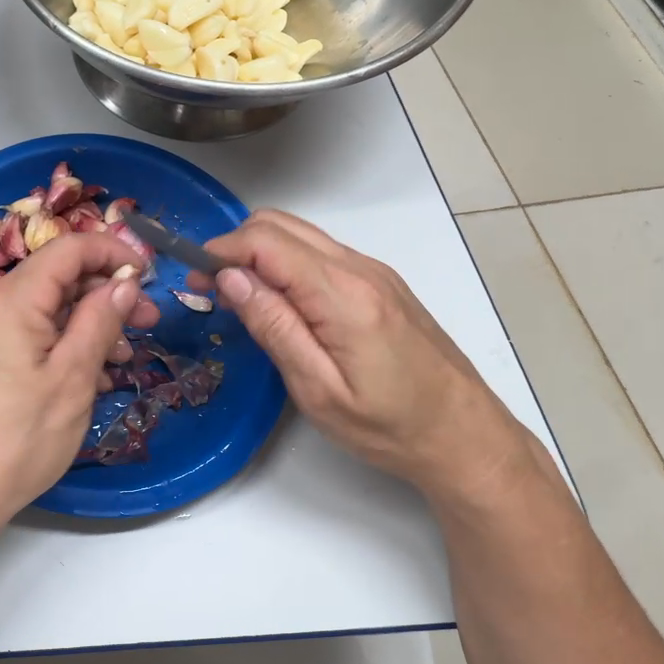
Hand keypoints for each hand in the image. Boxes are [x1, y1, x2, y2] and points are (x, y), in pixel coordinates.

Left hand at [0, 232, 159, 529]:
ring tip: (125, 357)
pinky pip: (37, 332)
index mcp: (14, 298)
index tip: (150, 275)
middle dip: (107, 291)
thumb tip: (126, 281)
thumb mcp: (72, 378)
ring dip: (92, 322)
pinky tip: (95, 376)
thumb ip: (100, 321)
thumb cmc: (21, 436)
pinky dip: (69, 343)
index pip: (69, 248)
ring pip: (51, 306)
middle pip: (60, 275)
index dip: (112, 252)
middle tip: (149, 321)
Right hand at [188, 210, 531, 497]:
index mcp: (342, 295)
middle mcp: (359, 269)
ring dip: (259, 253)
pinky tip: (280, 302)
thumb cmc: (390, 427)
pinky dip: (285, 262)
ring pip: (298, 233)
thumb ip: (273, 326)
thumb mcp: (318, 390)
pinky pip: (319, 251)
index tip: (195, 280)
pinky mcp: (381, 283)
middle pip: (278, 224)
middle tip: (212, 290)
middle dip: (234, 247)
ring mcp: (374, 272)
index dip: (220, 250)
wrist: (468, 439)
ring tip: (240, 298)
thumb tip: (230, 277)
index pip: (264, 241)